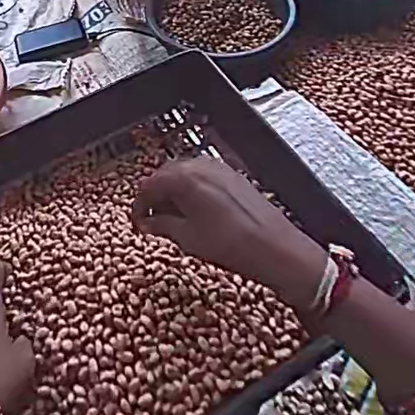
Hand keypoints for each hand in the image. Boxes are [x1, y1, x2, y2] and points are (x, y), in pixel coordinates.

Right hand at [131, 157, 324, 308]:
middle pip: (165, 175)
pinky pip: (203, 176)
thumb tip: (149, 222)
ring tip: (173, 218)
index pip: (148, 185)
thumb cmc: (233, 244)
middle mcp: (200, 166)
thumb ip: (162, 225)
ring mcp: (219, 168)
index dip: (139, 205)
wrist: (276, 248)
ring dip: (174, 192)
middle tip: (151, 220)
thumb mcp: (187, 238)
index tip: (137, 221)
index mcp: (183, 178)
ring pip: (185, 174)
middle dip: (155, 196)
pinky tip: (196, 212)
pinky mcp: (233, 176)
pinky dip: (193, 190)